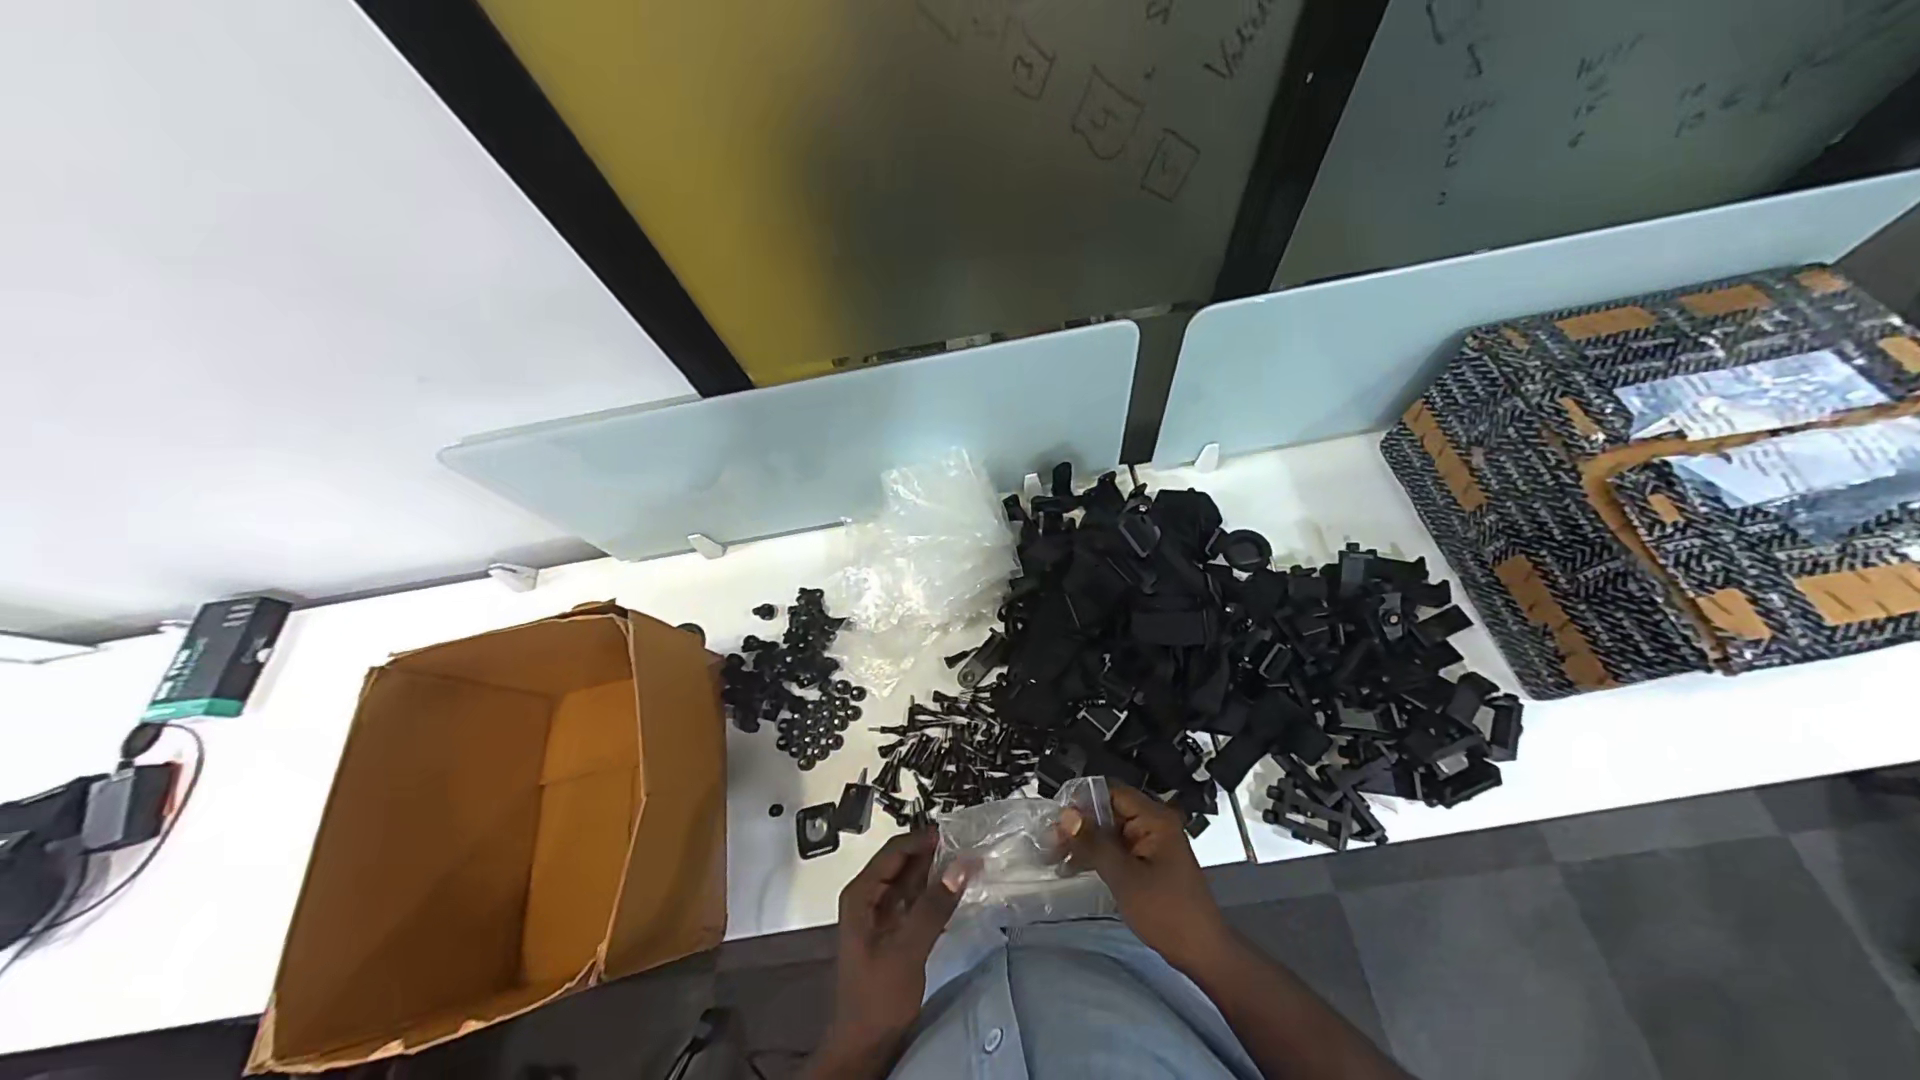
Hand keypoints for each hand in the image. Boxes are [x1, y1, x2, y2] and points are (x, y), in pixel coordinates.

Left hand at [817, 831, 962, 1064]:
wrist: (865, 1044)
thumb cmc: (878, 995)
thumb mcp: (908, 949)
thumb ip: (934, 906)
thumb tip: (961, 865)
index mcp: (861, 894)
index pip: (894, 851)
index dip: (922, 839)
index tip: (954, 833)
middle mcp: (869, 897)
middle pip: (903, 863)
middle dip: (933, 853)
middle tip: (967, 845)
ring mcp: (881, 914)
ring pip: (912, 881)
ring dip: (936, 872)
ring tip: (969, 863)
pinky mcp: (894, 930)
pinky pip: (916, 901)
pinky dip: (935, 894)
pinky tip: (957, 892)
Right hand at [1061, 783, 1230, 972]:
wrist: (1201, 953)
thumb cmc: (1167, 912)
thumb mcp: (1124, 876)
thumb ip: (1093, 842)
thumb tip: (1066, 815)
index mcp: (1154, 818)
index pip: (1111, 791)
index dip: (1082, 800)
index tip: (1056, 818)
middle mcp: (1154, 824)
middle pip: (1108, 810)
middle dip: (1079, 824)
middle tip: (1050, 841)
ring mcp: (1151, 843)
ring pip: (1109, 830)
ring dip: (1084, 841)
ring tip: (1056, 856)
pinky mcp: (1147, 862)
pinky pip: (1116, 848)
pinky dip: (1096, 854)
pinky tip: (1074, 867)